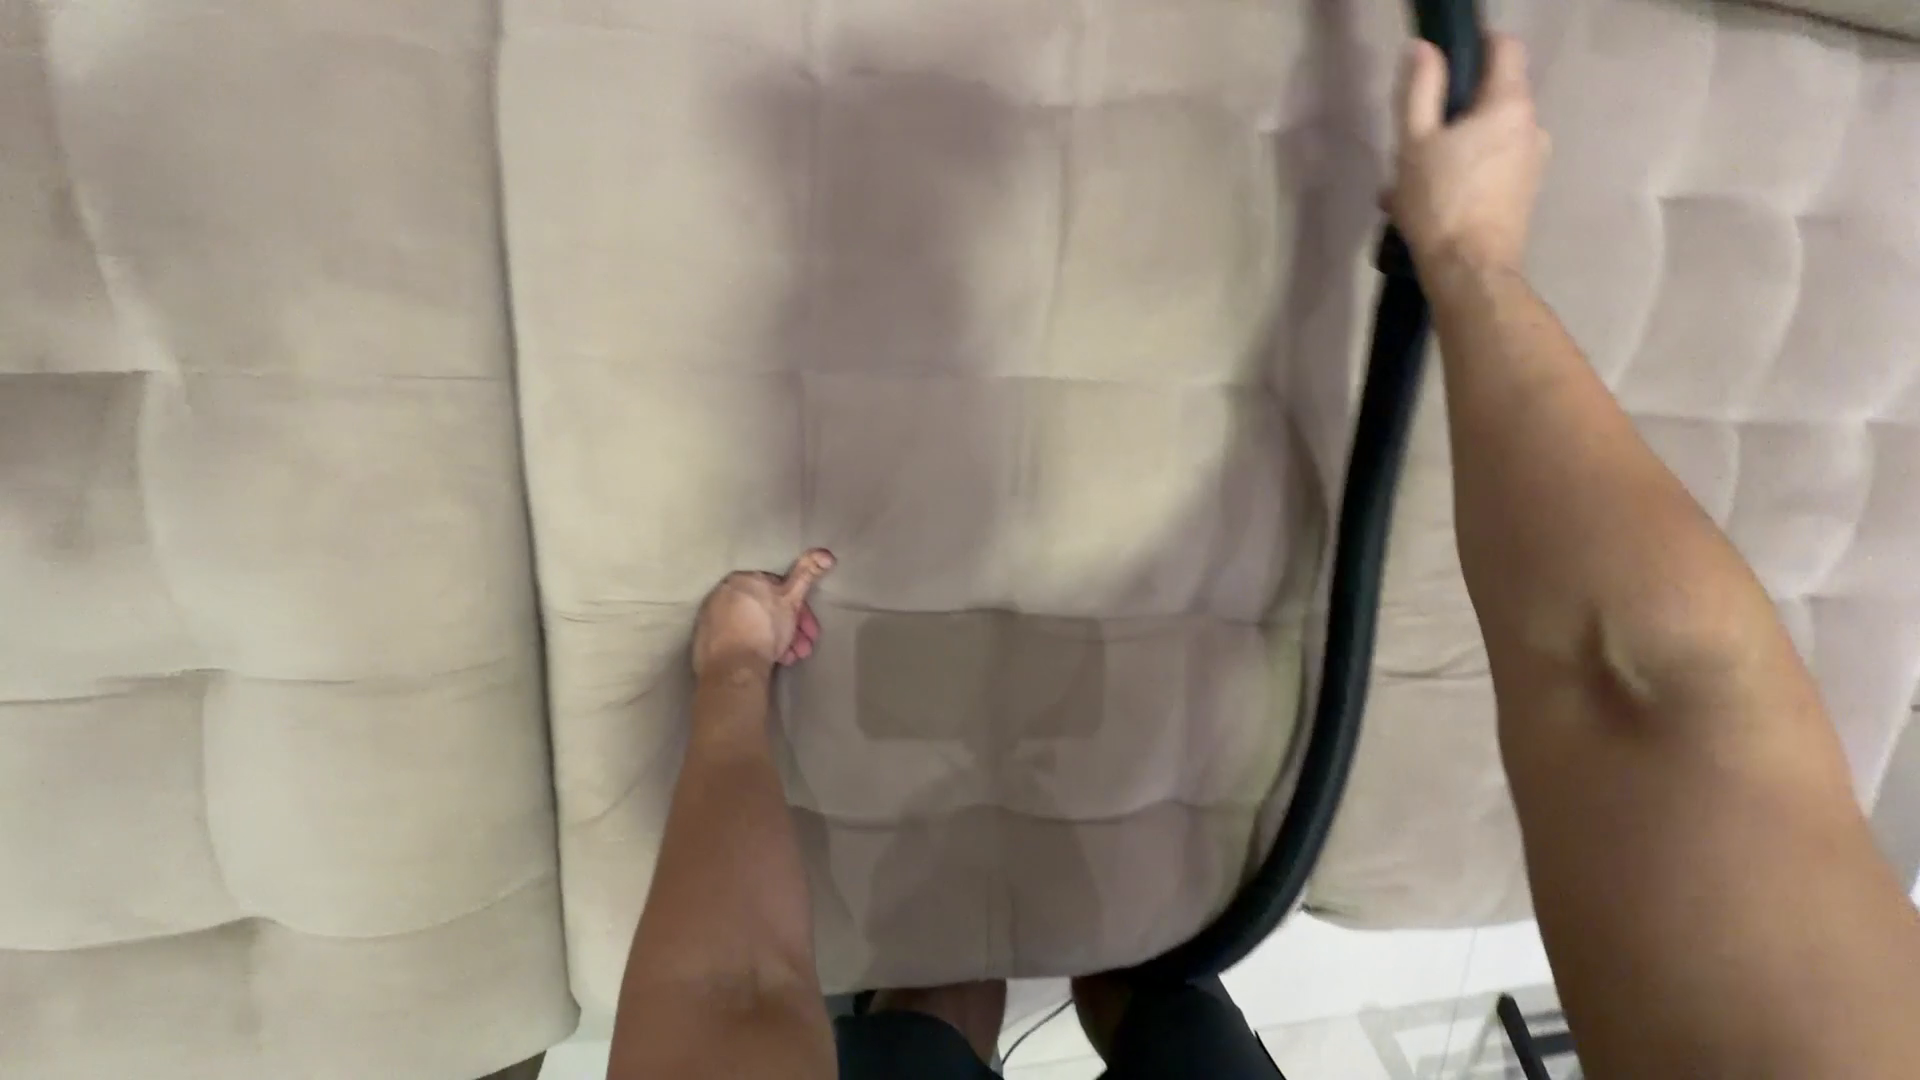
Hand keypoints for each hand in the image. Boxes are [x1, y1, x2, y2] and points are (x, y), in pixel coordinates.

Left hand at [691, 549, 835, 677]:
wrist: (734, 667)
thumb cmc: (765, 628)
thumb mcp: (791, 598)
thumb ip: (807, 573)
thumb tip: (826, 553)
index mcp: (743, 579)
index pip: (778, 590)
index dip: (800, 611)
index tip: (811, 631)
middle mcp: (724, 594)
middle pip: (767, 610)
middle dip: (791, 630)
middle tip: (803, 649)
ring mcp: (712, 618)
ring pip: (755, 627)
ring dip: (778, 643)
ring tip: (790, 660)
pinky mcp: (706, 641)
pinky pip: (739, 640)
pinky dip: (756, 648)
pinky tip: (769, 662)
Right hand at [1389, 33, 1550, 276]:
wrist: (1470, 270)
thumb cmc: (1440, 203)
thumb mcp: (1414, 145)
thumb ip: (1419, 91)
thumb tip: (1423, 48)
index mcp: (1508, 104)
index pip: (1504, 49)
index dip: (1475, 45)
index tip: (1444, 61)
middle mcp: (1532, 125)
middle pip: (1491, 100)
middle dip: (1452, 115)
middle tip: (1412, 142)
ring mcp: (1533, 162)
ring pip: (1487, 140)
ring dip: (1450, 153)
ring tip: (1409, 187)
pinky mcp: (1524, 195)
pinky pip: (1490, 171)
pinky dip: (1461, 178)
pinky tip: (1427, 207)